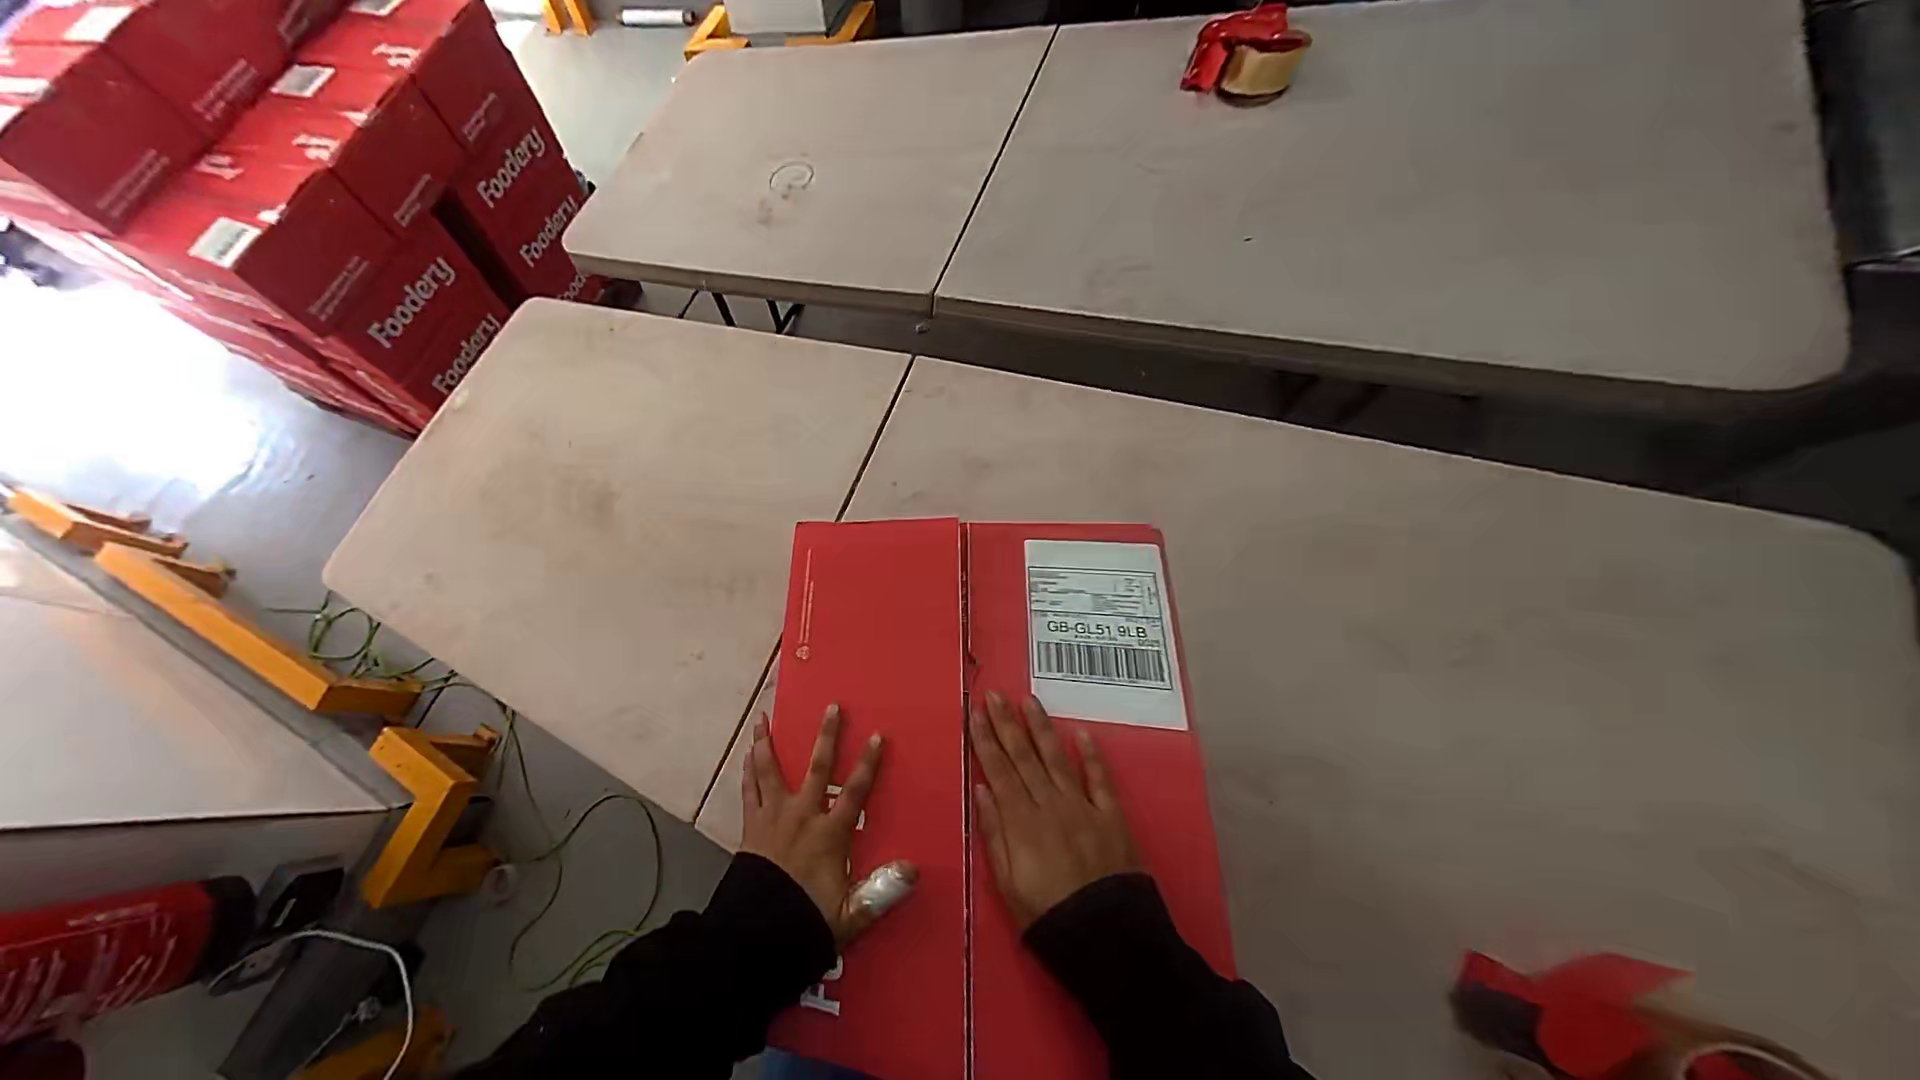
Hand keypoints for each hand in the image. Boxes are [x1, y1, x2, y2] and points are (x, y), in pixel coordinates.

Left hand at [742, 704, 916, 945]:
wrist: (754, 935)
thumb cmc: (805, 921)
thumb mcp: (849, 915)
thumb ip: (880, 893)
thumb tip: (913, 871)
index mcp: (829, 834)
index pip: (855, 791)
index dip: (868, 763)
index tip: (877, 736)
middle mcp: (802, 817)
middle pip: (817, 768)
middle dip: (827, 736)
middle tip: (832, 708)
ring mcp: (773, 818)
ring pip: (770, 771)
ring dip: (768, 743)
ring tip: (763, 719)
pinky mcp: (751, 827)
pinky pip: (749, 791)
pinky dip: (748, 771)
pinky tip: (747, 756)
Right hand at [970, 691, 1140, 930]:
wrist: (1107, 936)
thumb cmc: (1047, 915)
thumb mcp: (1007, 885)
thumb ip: (994, 835)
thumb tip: (982, 790)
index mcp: (1022, 822)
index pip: (998, 770)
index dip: (985, 739)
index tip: (975, 713)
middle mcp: (1050, 805)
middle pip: (1024, 757)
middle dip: (1006, 723)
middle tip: (995, 695)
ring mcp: (1082, 806)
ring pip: (1057, 759)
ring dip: (1041, 728)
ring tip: (1029, 701)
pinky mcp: (1110, 815)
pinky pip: (1099, 779)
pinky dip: (1091, 755)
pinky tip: (1081, 733)